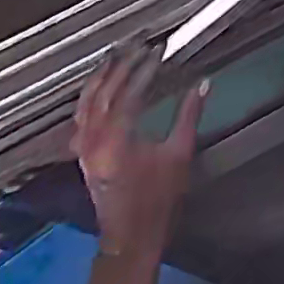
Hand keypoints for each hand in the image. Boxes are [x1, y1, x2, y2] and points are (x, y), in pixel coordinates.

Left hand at [71, 43, 208, 256]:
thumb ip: (189, 115)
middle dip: (121, 67)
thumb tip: (201, 84)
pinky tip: (100, 86)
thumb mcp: (179, 154)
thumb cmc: (158, 199)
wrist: (131, 236)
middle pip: (102, 93)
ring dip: (101, 77)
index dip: (144, 70)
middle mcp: (93, 142)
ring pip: (86, 103)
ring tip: (115, 57)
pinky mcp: (83, 154)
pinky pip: (81, 116)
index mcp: (116, 141)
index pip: (128, 93)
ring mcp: (84, 149)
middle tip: (138, 47)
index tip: (158, 53)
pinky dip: (90, 96)